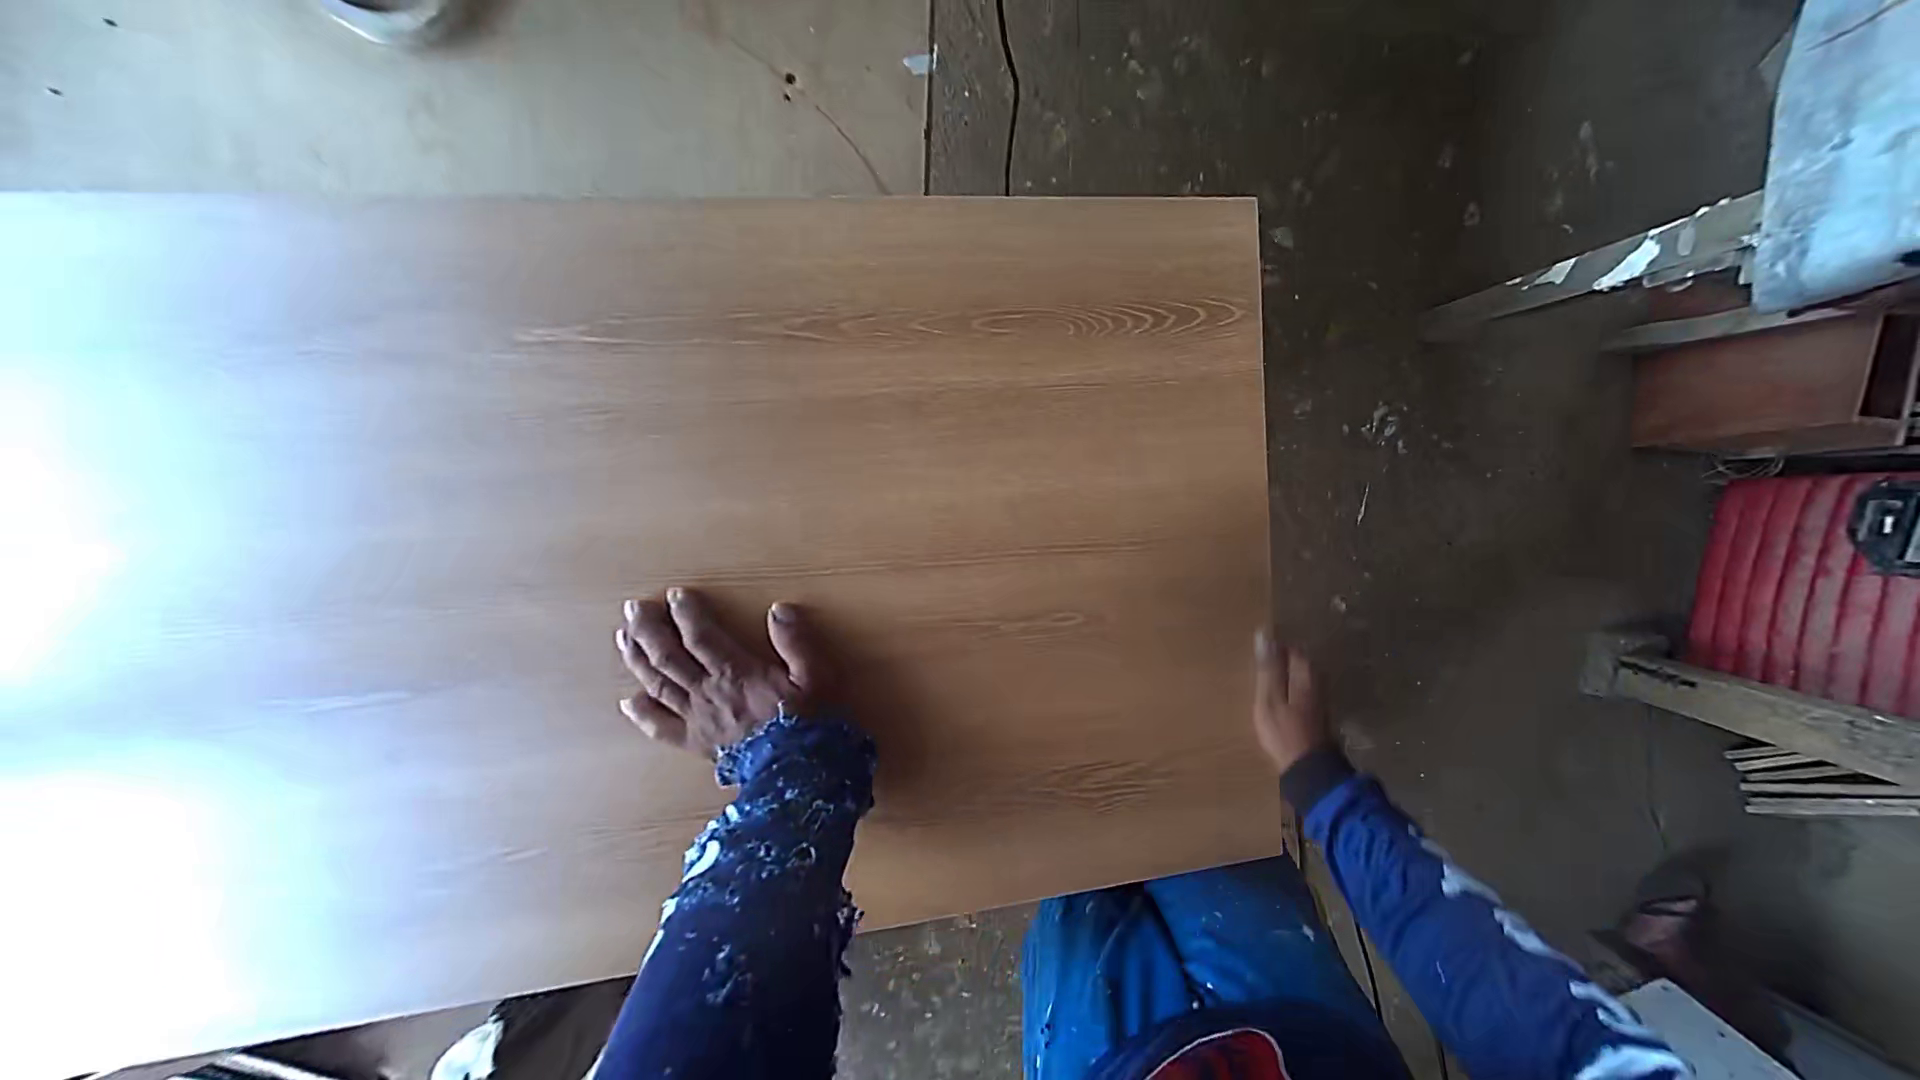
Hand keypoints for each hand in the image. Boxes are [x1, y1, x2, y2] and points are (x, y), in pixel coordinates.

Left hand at [615, 587, 834, 759]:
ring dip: (637, 660)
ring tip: (623, 637)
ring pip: (658, 685)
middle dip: (649, 630)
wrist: (797, 773)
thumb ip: (795, 642)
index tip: (675, 595)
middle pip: (668, 657)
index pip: (702, 636)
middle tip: (634, 608)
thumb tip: (778, 609)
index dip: (686, 614)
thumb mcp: (814, 676)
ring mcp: (697, 718)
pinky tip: (629, 701)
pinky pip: (661, 728)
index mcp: (735, 673)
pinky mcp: (695, 742)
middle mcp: (707, 692)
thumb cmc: (808, 722)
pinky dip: (642, 714)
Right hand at [1252, 629, 1330, 772]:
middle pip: (1301, 664)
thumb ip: (1268, 669)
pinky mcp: (1317, 717)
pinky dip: (1290, 690)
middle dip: (1283, 659)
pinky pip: (1302, 693)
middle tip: (1261, 661)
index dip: (1278, 646)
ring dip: (1287, 675)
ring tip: (1266, 679)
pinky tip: (1279, 699)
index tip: (1260, 648)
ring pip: (1303, 679)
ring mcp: (1320, 703)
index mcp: (1305, 678)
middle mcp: (1318, 686)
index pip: (1294, 650)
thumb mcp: (1269, 698)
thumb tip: (1264, 636)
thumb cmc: (1283, 731)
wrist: (1308, 769)